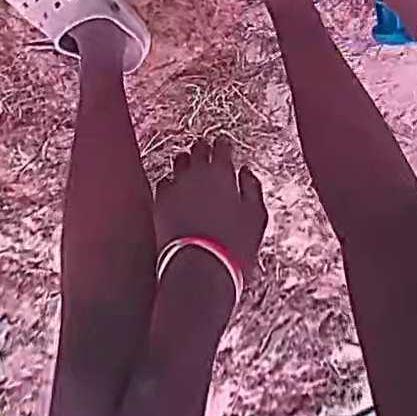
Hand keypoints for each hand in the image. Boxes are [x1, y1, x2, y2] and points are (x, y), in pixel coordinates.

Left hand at [154, 137, 266, 290]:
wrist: (199, 268)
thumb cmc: (234, 246)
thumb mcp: (256, 217)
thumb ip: (252, 188)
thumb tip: (245, 171)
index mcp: (221, 172)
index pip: (221, 147)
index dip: (223, 147)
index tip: (225, 150)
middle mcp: (196, 172)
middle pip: (198, 149)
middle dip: (203, 150)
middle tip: (208, 156)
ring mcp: (176, 185)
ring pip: (179, 162)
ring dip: (186, 163)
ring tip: (192, 171)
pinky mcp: (160, 200)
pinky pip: (165, 182)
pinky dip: (171, 183)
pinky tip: (176, 192)